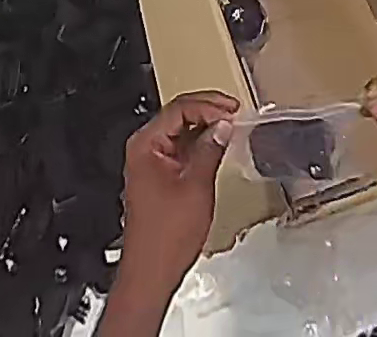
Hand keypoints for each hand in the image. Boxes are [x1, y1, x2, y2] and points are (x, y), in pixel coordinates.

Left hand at [116, 91, 238, 296]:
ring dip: (204, 125)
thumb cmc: (166, 236)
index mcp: (146, 143)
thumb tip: (222, 126)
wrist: (152, 271)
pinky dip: (198, 142)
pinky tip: (216, 144)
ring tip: (229, 123)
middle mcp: (144, 147)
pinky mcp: (157, 173)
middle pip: (176, 115)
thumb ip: (210, 150)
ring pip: (179, 130)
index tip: (230, 109)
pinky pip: (179, 147)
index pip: (178, 109)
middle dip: (206, 110)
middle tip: (232, 109)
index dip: (207, 105)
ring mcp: (149, 160)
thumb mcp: (196, 186)